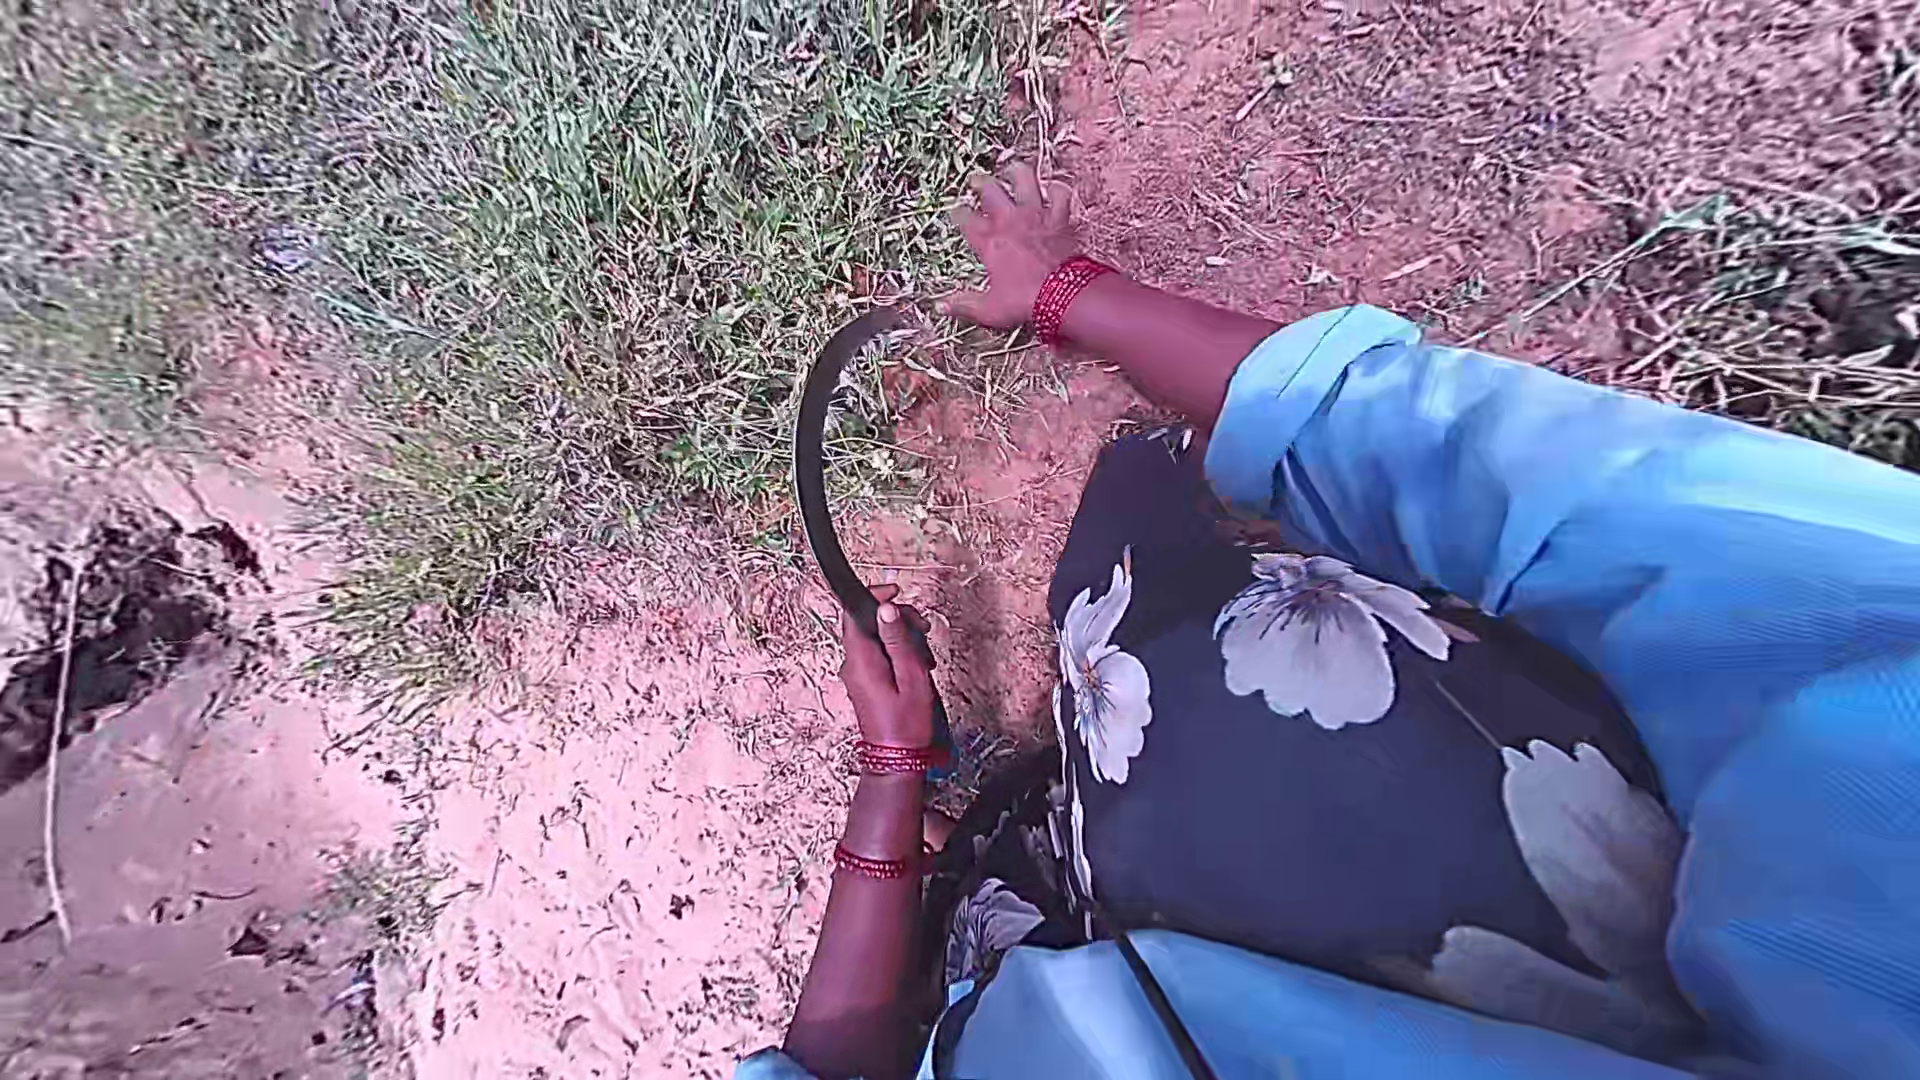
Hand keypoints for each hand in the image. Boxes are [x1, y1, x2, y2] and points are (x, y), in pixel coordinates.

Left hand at [838, 584, 936, 747]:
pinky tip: (916, 665)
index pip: (853, 613)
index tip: (895, 593)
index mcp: (860, 660)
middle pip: (868, 623)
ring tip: (923, 656)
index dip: (873, 596)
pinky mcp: (865, 681)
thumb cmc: (907, 724)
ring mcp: (857, 673)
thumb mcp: (911, 677)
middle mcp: (853, 664)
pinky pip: (878, 654)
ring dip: (900, 637)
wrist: (897, 760)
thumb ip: (898, 640)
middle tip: (921, 630)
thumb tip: (886, 609)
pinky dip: (897, 652)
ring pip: (876, 638)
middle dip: (896, 619)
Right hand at [941, 162, 1079, 328]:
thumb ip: (964, 305)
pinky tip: (1054, 189)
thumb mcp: (988, 309)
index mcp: (989, 242)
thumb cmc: (1023, 302)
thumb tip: (939, 306)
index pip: (966, 220)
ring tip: (1012, 170)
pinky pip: (1059, 194)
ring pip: (1024, 180)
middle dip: (980, 183)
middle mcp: (1010, 221)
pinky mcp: (1059, 217)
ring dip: (1017, 173)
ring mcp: (1036, 215)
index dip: (958, 214)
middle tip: (976, 180)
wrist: (1062, 295)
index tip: (955, 212)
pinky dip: (1057, 190)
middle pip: (990, 190)